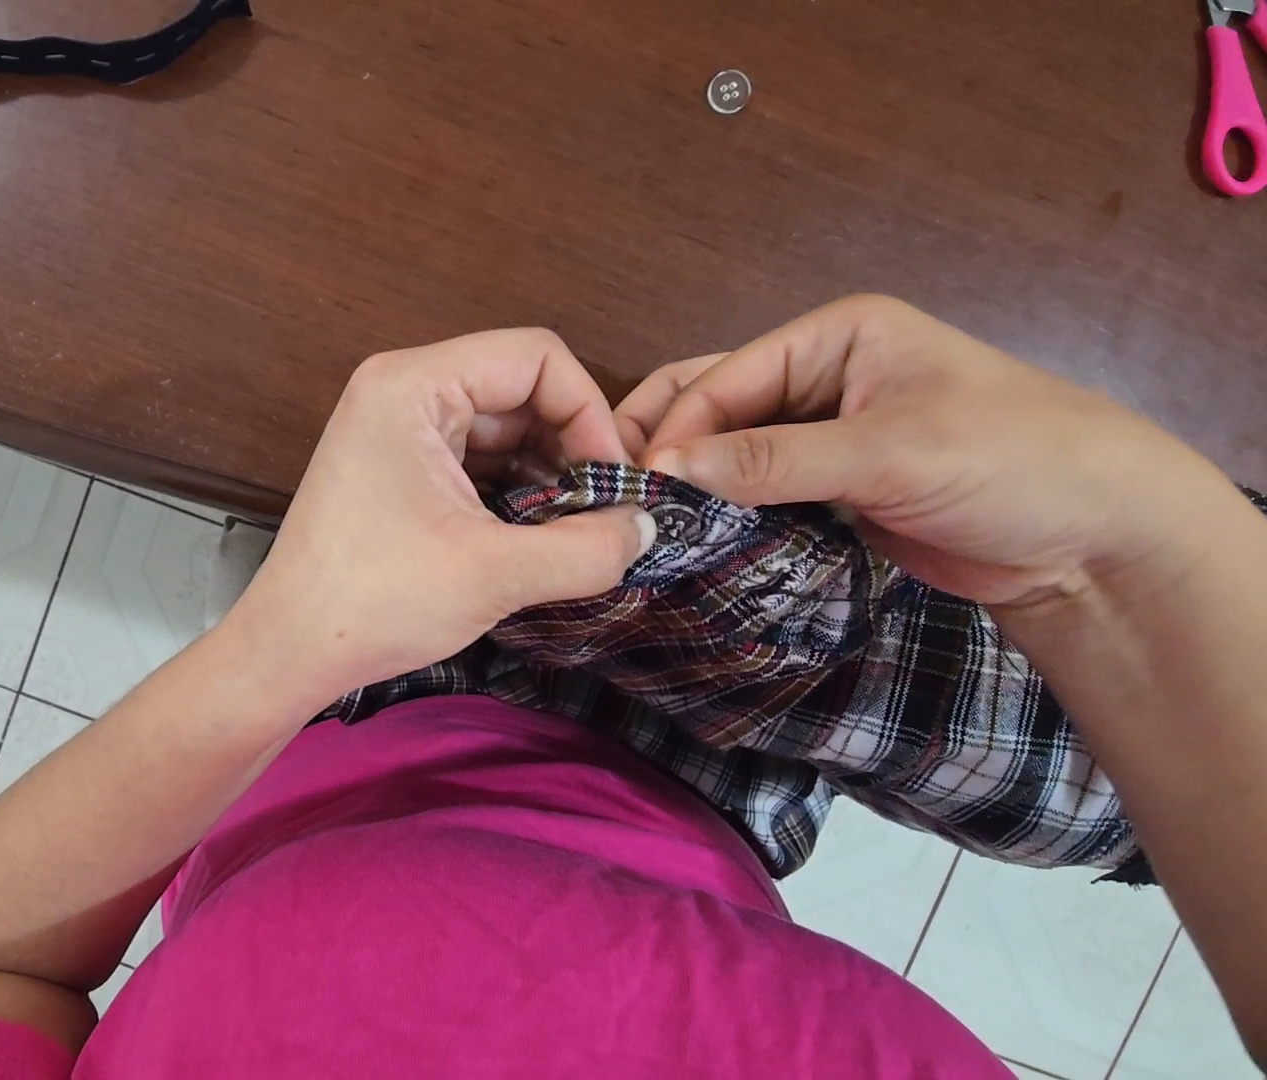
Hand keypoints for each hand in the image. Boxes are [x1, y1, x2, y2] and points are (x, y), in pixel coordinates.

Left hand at [226, 329, 656, 695]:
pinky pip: (469, 458)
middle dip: (568, 446)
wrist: (290, 649)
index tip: (610, 484)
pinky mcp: (390, 467)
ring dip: (542, 472)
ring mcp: (390, 428)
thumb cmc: (377, 602)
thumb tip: (648, 528)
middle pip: (516, 387)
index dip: (588, 413)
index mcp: (413, 385)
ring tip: (569, 528)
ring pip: (497, 427)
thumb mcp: (495, 573)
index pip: (535, 356)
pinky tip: (531, 532)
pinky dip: (508, 488)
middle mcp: (398, 391)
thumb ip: (587, 549)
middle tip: (598, 511)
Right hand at [622, 295, 1238, 606]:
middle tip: (621, 492)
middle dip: (663, 442)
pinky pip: (746, 487)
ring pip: (721, 448)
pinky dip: (714, 506)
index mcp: (833, 337)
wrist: (1100, 545)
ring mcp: (814, 432)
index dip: (674, 429)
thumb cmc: (1014, 464)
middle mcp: (815, 375)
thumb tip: (661, 469)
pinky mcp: (817, 483)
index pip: (723, 378)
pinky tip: (686, 531)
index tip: (640, 483)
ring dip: (685, 477)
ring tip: (644, 515)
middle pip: (709, 401)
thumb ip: (770, 460)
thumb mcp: (888, 453)